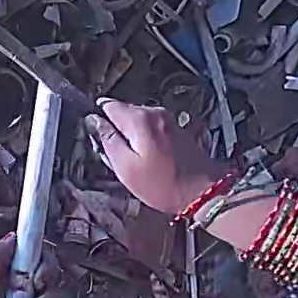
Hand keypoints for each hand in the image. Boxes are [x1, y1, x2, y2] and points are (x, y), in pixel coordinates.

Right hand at [83, 100, 228, 214]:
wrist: (204, 193)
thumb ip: (107, 140)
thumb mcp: (125, 167)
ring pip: (137, 121)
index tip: (98, 139)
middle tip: (116, 157)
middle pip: (123, 112)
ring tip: (133, 161)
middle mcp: (154, 113)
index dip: (98, 120)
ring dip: (130, 136)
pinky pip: (151, 128)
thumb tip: (93, 121)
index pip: (108, 105)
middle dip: (115, 129)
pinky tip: (148, 160)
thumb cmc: (162, 185)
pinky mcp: (177, 129)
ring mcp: (168, 120)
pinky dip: (144, 140)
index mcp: (139, 119)